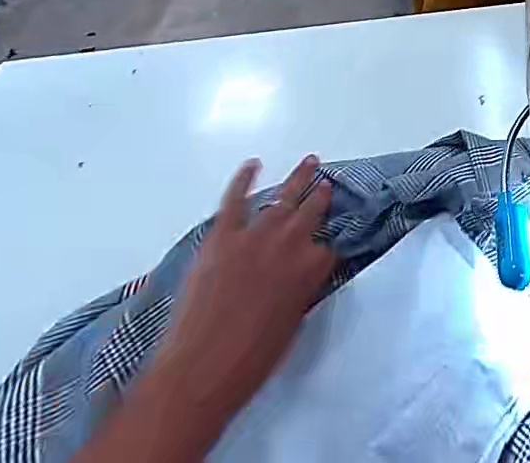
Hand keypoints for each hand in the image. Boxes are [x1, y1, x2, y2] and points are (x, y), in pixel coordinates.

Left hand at [76, 157, 335, 462]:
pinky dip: (243, 178)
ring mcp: (255, 234)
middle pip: (312, 211)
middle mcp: (289, 243)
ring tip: (309, 162)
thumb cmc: (250, 361)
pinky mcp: (223, 234)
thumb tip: (297, 279)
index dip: (326, 250)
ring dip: (298, 177)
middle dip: (321, 197)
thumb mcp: (291, 326)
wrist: (201, 369)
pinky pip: (235, 197)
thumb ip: (299, 292)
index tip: (325, 248)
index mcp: (310, 270)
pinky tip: (253, 165)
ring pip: (283, 196)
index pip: (328, 250)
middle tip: (326, 184)